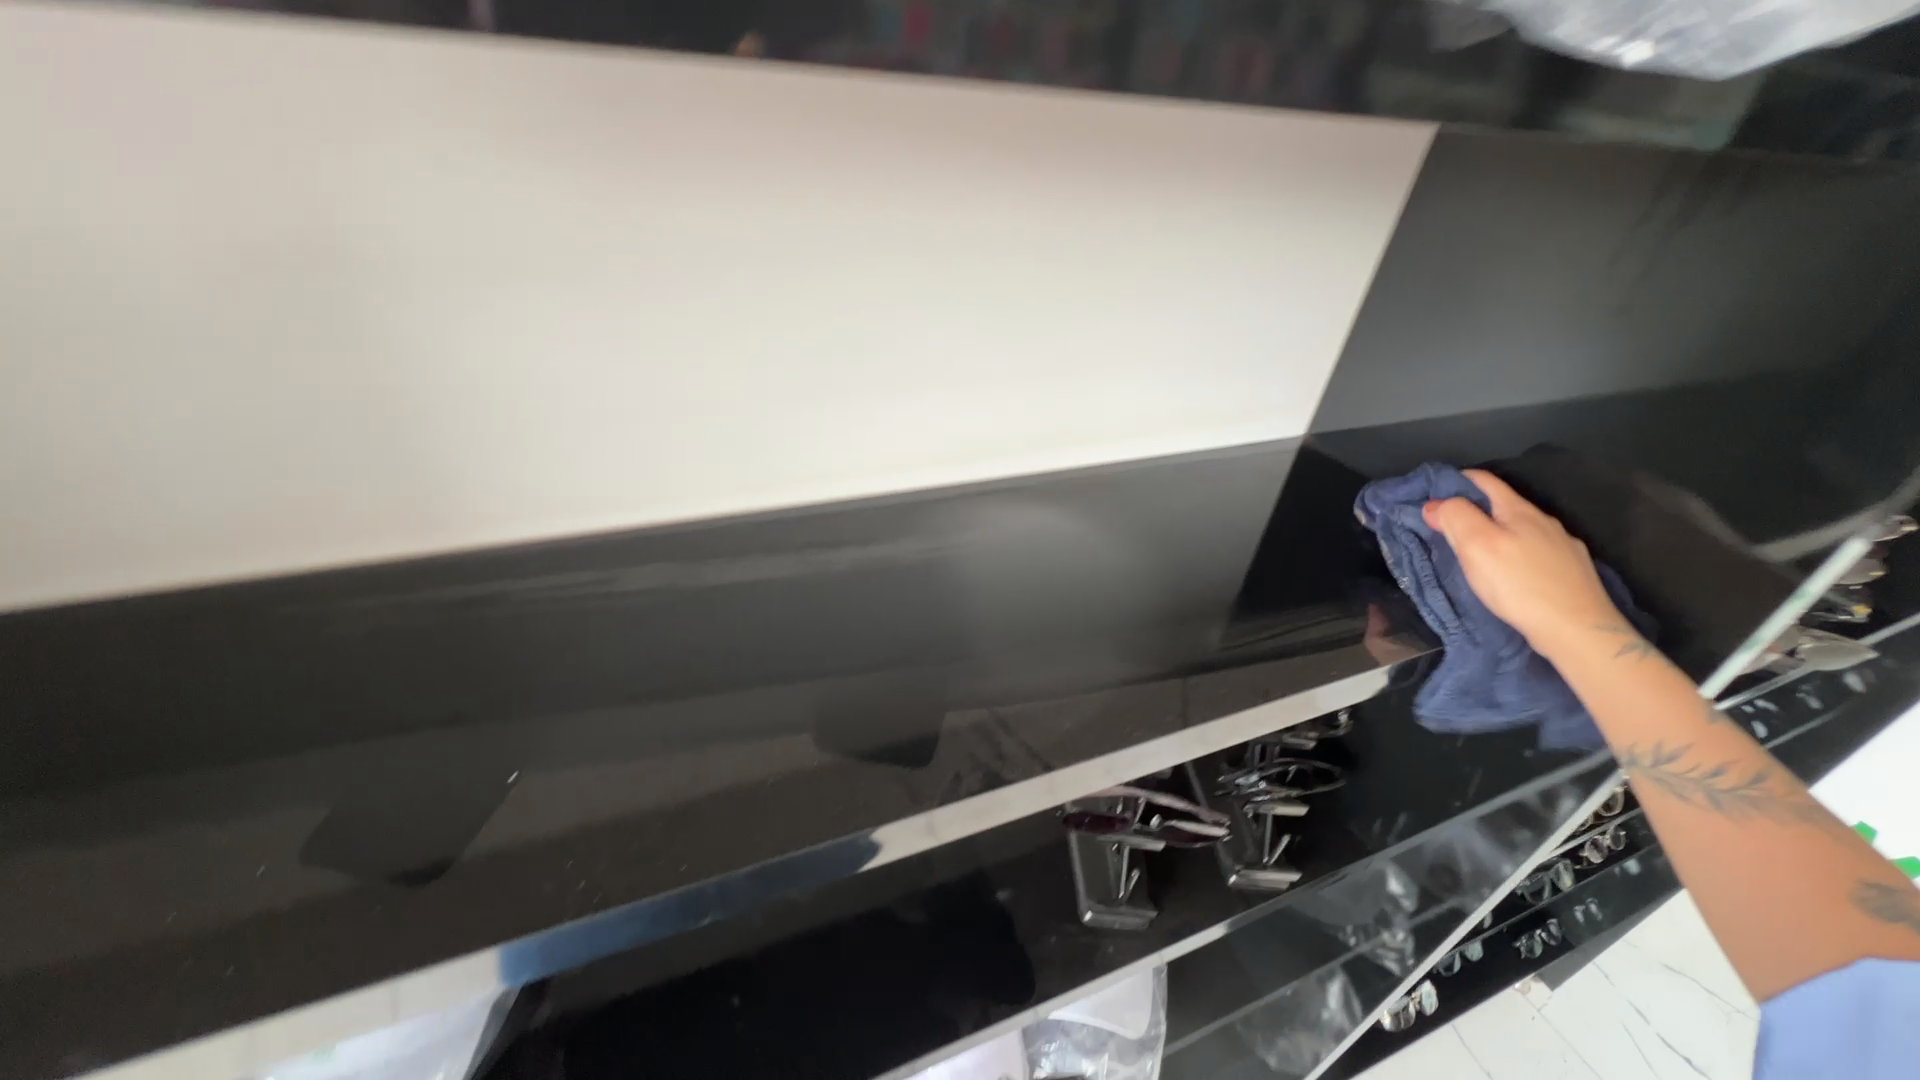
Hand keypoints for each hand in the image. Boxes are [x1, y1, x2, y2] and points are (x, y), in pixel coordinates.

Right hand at [1423, 469, 1628, 656]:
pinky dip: (1517, 551)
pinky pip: (1537, 550)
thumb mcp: (1477, 546)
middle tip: (1447, 527)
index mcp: (1518, 510)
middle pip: (1503, 504)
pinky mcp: (1572, 570)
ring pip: (1522, 528)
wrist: (1577, 629)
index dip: (1455, 481)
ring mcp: (1562, 545)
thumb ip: (1455, 517)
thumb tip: (1435, 504)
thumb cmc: (1519, 584)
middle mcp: (1544, 521)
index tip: (1432, 496)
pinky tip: (1513, 569)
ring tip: (1478, 550)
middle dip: (1474, 509)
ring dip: (1497, 531)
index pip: (1484, 480)